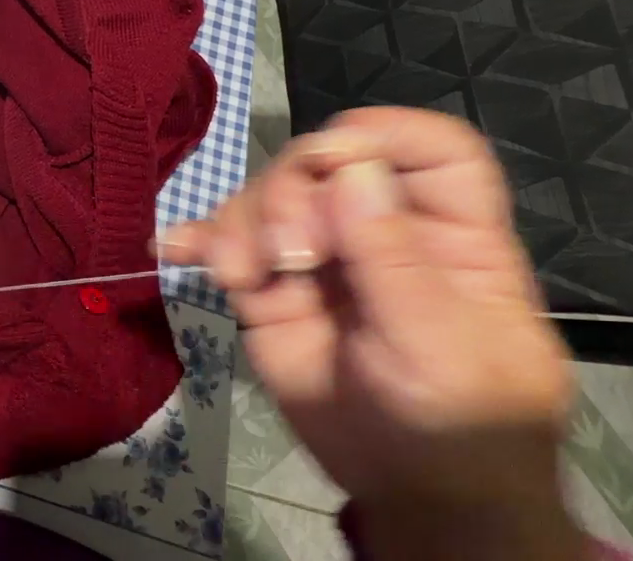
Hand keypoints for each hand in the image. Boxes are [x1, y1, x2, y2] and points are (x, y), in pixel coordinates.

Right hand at [159, 108, 583, 560]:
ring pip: (267, 195)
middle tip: (283, 253)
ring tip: (240, 277)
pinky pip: (225, 242)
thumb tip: (350, 168)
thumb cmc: (458, 430)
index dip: (387, 135)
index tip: (334, 157)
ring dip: (240, 221)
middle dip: (291, 192)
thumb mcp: (439, 351)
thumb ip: (393, 260)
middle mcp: (379, 229)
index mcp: (449, 237)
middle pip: (325, 163)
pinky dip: (197, 238)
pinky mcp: (268, 284)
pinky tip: (174, 249)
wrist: (409, 497)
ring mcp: (318, 255)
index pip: (433, 152)